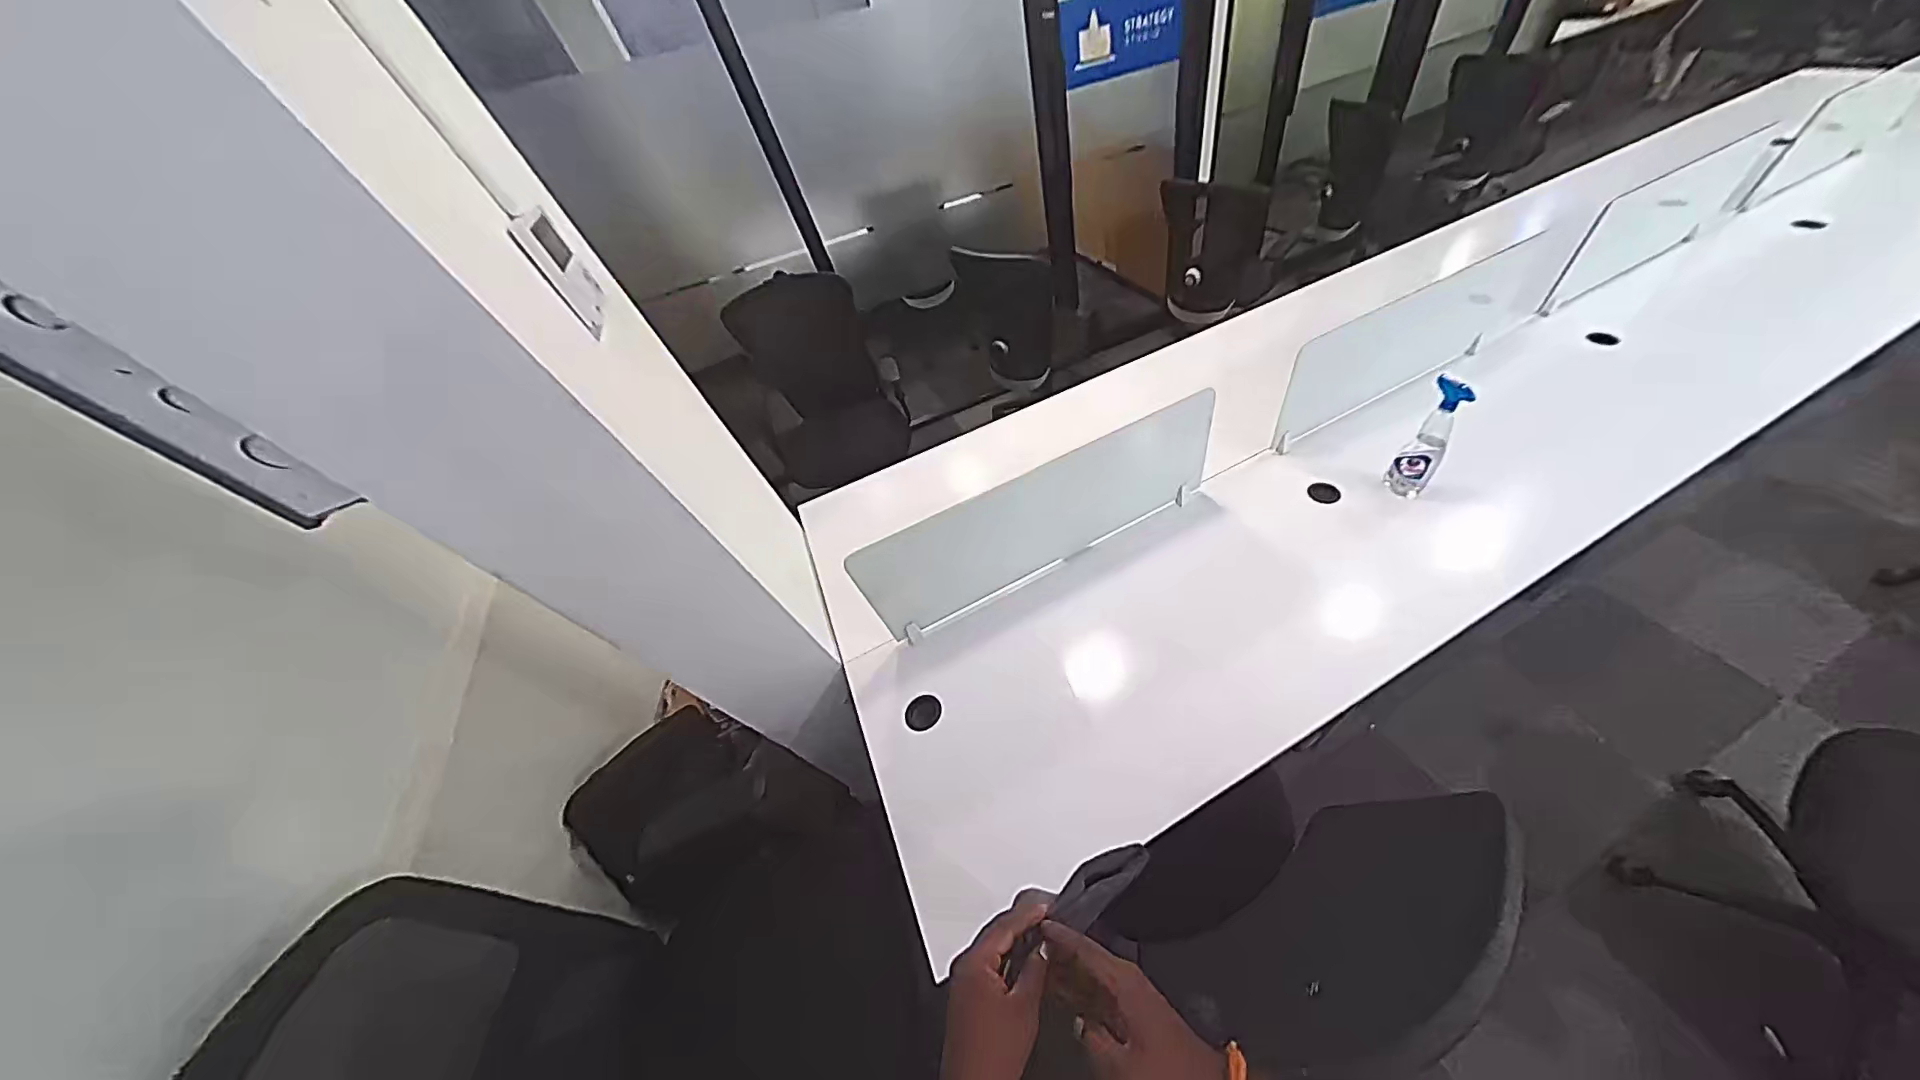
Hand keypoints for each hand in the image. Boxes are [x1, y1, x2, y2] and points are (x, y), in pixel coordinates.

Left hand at [942, 900, 1050, 1079]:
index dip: (1027, 915)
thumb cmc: (993, 1055)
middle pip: (995, 935)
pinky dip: (1006, 960)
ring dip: (1014, 943)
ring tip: (1037, 936)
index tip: (1044, 907)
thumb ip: (1035, 971)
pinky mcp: (966, 996)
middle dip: (1020, 925)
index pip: (1003, 926)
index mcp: (975, 963)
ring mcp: (963, 982)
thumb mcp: (1024, 1007)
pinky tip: (1022, 964)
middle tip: (1042, 917)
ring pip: (992, 950)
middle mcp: (964, 968)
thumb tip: (1043, 950)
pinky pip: (988, 966)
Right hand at [1041, 921, 1224, 1079]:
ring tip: (1046, 965)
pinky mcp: (1141, 1011)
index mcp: (1126, 982)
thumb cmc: (1172, 1073)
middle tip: (1037, 942)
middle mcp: (1131, 981)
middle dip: (1064, 951)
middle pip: (1090, 957)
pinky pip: (1104, 990)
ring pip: (1095, 974)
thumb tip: (1079, 1023)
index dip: (1062, 936)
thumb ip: (1092, 1038)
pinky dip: (1085, 988)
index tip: (1041, 924)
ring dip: (1072, 970)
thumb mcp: (1121, 1066)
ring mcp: (1137, 995)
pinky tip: (1071, 993)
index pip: (1086, 948)